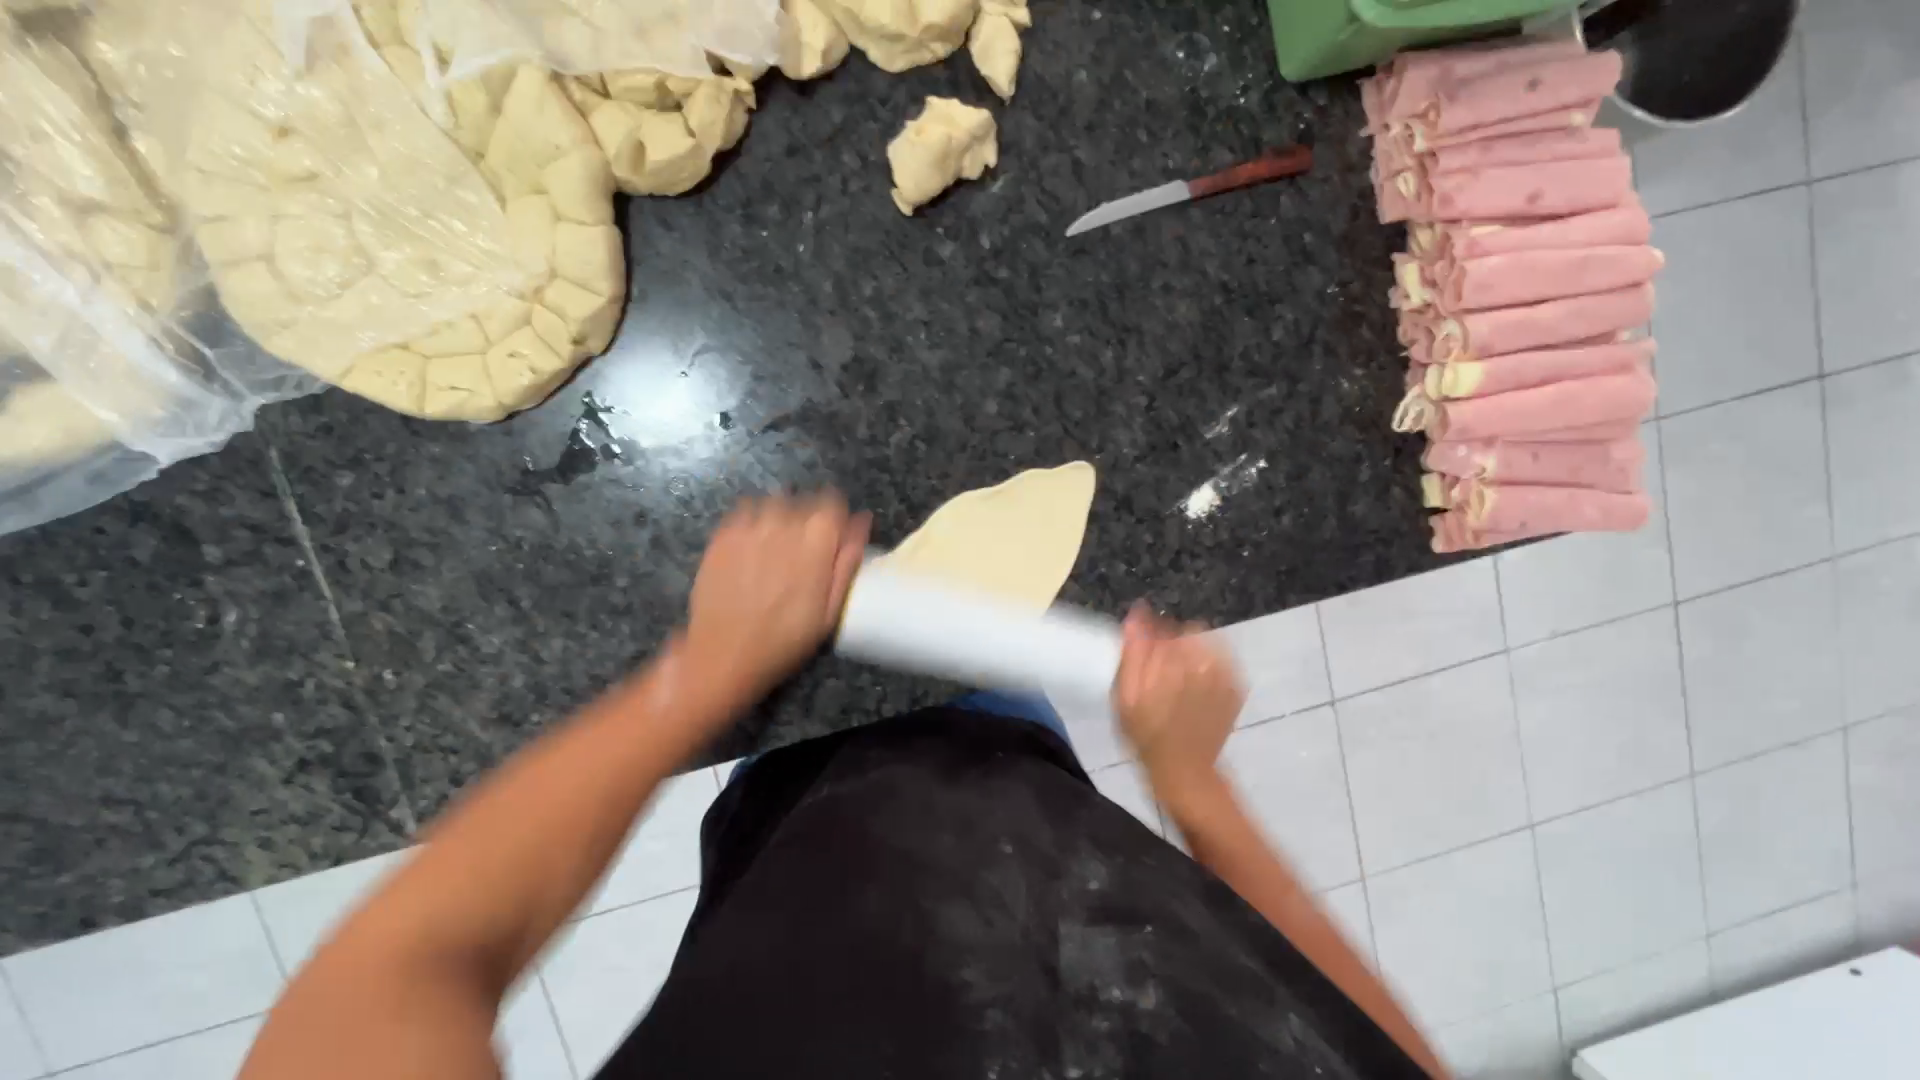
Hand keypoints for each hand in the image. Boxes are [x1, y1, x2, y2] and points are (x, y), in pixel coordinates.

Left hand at [683, 493, 870, 698]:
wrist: (723, 654)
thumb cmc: (785, 638)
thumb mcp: (830, 608)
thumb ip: (848, 560)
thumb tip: (862, 521)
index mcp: (817, 538)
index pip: (834, 502)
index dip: (835, 519)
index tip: (832, 539)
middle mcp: (784, 521)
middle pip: (804, 500)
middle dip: (808, 518)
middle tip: (804, 551)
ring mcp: (749, 525)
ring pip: (774, 501)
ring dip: (781, 516)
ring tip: (777, 547)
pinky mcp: (723, 533)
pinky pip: (744, 510)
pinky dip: (754, 520)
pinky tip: (753, 546)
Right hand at [1112, 604, 1245, 795]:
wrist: (1184, 770)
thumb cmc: (1146, 735)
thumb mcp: (1125, 696)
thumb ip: (1133, 651)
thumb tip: (1137, 613)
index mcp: (1174, 657)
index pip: (1163, 626)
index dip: (1150, 638)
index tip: (1143, 657)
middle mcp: (1205, 659)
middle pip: (1186, 632)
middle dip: (1172, 646)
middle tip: (1160, 675)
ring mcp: (1226, 673)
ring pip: (1206, 645)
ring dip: (1192, 655)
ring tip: (1180, 683)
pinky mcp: (1237, 687)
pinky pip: (1222, 662)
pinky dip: (1210, 669)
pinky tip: (1198, 692)